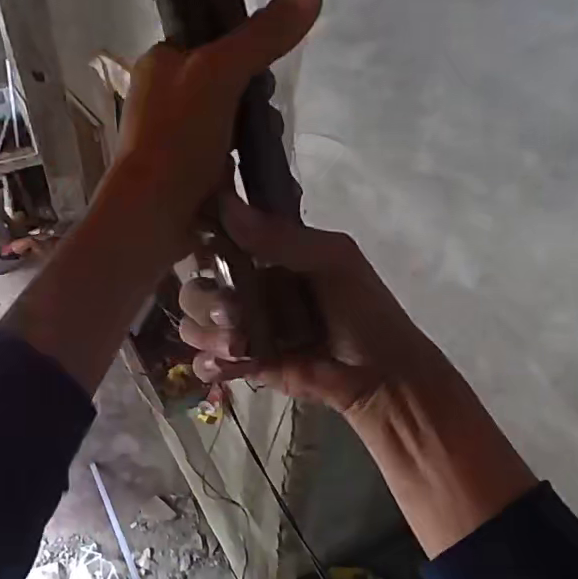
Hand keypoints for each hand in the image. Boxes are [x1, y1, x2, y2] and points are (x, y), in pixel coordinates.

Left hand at [96, 0, 322, 266]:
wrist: (152, 217)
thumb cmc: (177, 139)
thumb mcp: (220, 74)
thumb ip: (263, 35)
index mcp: (160, 64)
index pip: (209, 43)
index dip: (243, 53)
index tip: (266, 74)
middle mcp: (162, 100)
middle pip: (223, 88)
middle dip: (251, 103)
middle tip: (265, 120)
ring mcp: (172, 142)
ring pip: (226, 126)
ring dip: (249, 137)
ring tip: (263, 149)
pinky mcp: (184, 177)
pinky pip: (223, 161)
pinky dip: (240, 166)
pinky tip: (255, 173)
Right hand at [178, 196, 446, 418]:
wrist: (382, 375)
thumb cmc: (365, 311)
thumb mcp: (332, 261)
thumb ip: (280, 237)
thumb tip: (226, 202)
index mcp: (269, 256)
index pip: (218, 241)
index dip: (201, 244)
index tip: (203, 252)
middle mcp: (250, 289)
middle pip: (197, 287)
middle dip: (204, 300)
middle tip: (231, 315)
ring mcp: (245, 329)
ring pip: (195, 324)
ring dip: (205, 333)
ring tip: (237, 346)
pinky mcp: (246, 366)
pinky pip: (206, 363)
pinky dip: (208, 364)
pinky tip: (226, 366)